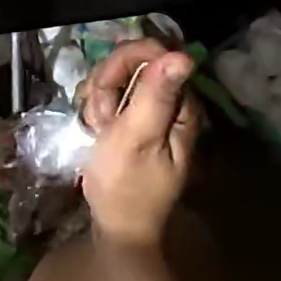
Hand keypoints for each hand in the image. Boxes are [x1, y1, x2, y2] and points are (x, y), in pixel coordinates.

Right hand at [78, 39, 202, 249]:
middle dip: (108, 84)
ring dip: (99, 99)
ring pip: (116, 76)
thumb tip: (184, 55)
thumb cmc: (127, 186)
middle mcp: (169, 101)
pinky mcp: (132, 118)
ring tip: (99, 130)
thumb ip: (156, 95)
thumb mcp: (138, 138)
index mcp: (180, 103)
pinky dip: (97, 109)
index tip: (104, 88)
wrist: (117, 227)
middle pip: (133, 60)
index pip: (155, 53)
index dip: (125, 61)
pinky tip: (96, 131)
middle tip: (102, 119)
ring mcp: (149, 109)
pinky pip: (110, 94)